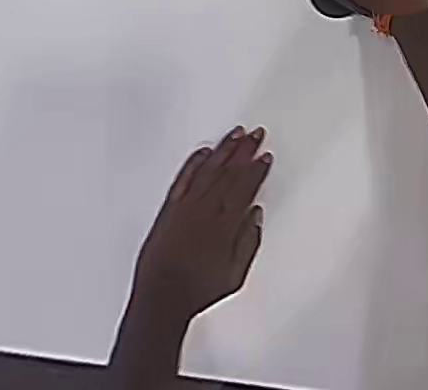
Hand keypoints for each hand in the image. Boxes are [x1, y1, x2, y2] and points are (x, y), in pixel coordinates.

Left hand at [130, 127, 271, 321]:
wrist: (162, 295)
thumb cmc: (197, 289)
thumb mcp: (235, 274)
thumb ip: (249, 241)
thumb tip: (256, 215)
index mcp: (226, 223)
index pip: (246, 186)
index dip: (258, 168)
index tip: (265, 155)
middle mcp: (207, 207)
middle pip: (231, 170)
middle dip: (246, 149)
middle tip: (257, 133)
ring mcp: (188, 203)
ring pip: (210, 167)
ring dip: (225, 148)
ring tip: (236, 133)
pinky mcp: (171, 205)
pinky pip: (185, 176)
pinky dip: (195, 161)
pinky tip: (204, 150)